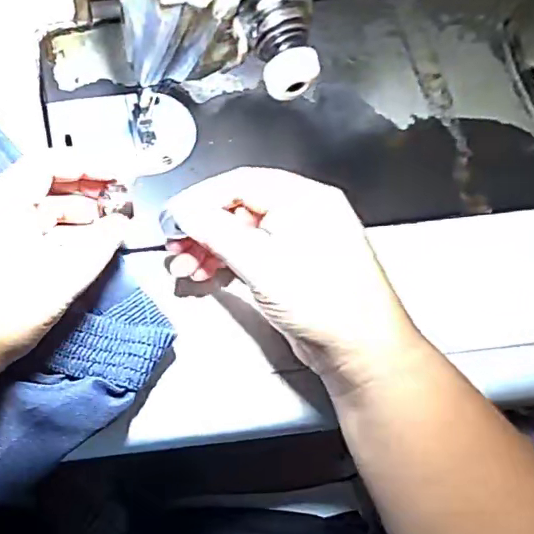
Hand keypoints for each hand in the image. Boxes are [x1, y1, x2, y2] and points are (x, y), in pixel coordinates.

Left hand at [0, 152, 130, 387]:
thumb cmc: (4, 312)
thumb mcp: (64, 276)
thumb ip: (100, 244)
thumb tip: (122, 223)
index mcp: (1, 204)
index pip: (47, 163)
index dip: (87, 165)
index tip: (117, 175)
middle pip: (44, 184)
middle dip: (85, 190)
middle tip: (117, 200)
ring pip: (39, 210)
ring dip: (75, 214)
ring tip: (106, 225)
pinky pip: (31, 231)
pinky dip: (60, 233)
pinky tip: (82, 246)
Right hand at [164, 166, 425, 395]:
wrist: (359, 349)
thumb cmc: (330, 305)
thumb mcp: (261, 262)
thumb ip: (215, 231)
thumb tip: (184, 212)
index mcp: (304, 199)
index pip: (238, 183)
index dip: (199, 200)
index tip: (173, 219)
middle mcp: (303, 215)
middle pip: (236, 209)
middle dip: (200, 230)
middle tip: (176, 247)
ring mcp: (298, 243)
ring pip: (239, 235)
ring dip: (207, 250)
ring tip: (187, 268)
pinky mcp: (291, 270)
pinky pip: (250, 256)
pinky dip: (225, 264)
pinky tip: (208, 276)